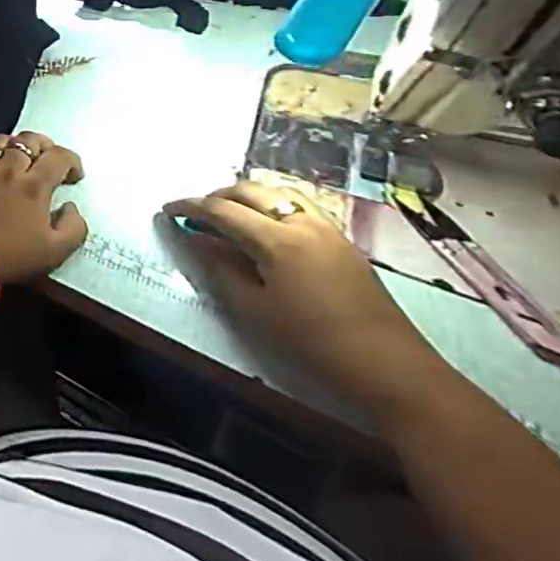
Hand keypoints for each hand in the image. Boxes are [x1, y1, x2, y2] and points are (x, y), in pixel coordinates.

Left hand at [0, 131, 88, 284]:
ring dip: (18, 145)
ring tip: (22, 159)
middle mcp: (9, 169)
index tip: (74, 176)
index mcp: (34, 185)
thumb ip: (74, 227)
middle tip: (50, 162)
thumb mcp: (55, 252)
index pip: (59, 156)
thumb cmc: (12, 256)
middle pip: (30, 140)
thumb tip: (70, 206)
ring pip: (3, 139)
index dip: (72, 161)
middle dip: (46, 146)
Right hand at [164, 182, 452, 417]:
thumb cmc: (313, 343)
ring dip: (246, 197)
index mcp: (276, 239)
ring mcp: (327, 229)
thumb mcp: (255, 310)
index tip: (167, 210)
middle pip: (249, 191)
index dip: (189, 207)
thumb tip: (197, 239)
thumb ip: (221, 268)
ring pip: (277, 192)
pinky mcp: (342, 241)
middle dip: (216, 197)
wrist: (392, 369)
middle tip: (195, 214)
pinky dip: (272, 204)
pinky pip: (299, 205)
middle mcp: (301, 223)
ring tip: (228, 215)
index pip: (221, 210)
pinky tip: (265, 225)